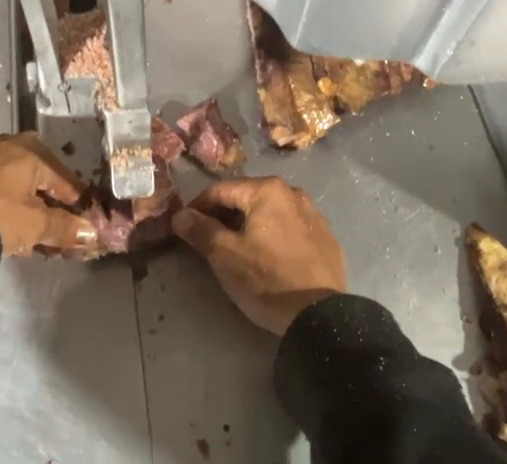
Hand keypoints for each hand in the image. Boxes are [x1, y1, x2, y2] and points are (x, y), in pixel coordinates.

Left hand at [0, 133, 97, 256]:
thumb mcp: (34, 224)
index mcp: (34, 151)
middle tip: (59, 240)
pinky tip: (13, 232)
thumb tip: (91, 232)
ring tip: (36, 243)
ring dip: (32, 213)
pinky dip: (12, 209)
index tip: (84, 231)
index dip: (78, 208)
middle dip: (53, 212)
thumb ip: (64, 227)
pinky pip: (3, 190)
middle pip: (44, 183)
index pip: (69, 182)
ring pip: (23, 188)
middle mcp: (14, 145)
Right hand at [172, 177, 347, 333]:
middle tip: (208, 241)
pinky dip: (273, 236)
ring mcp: (314, 215)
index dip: (197, 208)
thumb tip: (180, 215)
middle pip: (246, 198)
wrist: (320, 317)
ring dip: (249, 226)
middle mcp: (293, 193)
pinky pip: (290, 229)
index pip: (220, 190)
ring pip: (270, 213)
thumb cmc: (267, 279)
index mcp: (267, 190)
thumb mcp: (225, 255)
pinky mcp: (326, 238)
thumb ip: (200, 230)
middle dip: (224, 216)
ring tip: (237, 250)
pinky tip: (269, 258)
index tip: (185, 227)